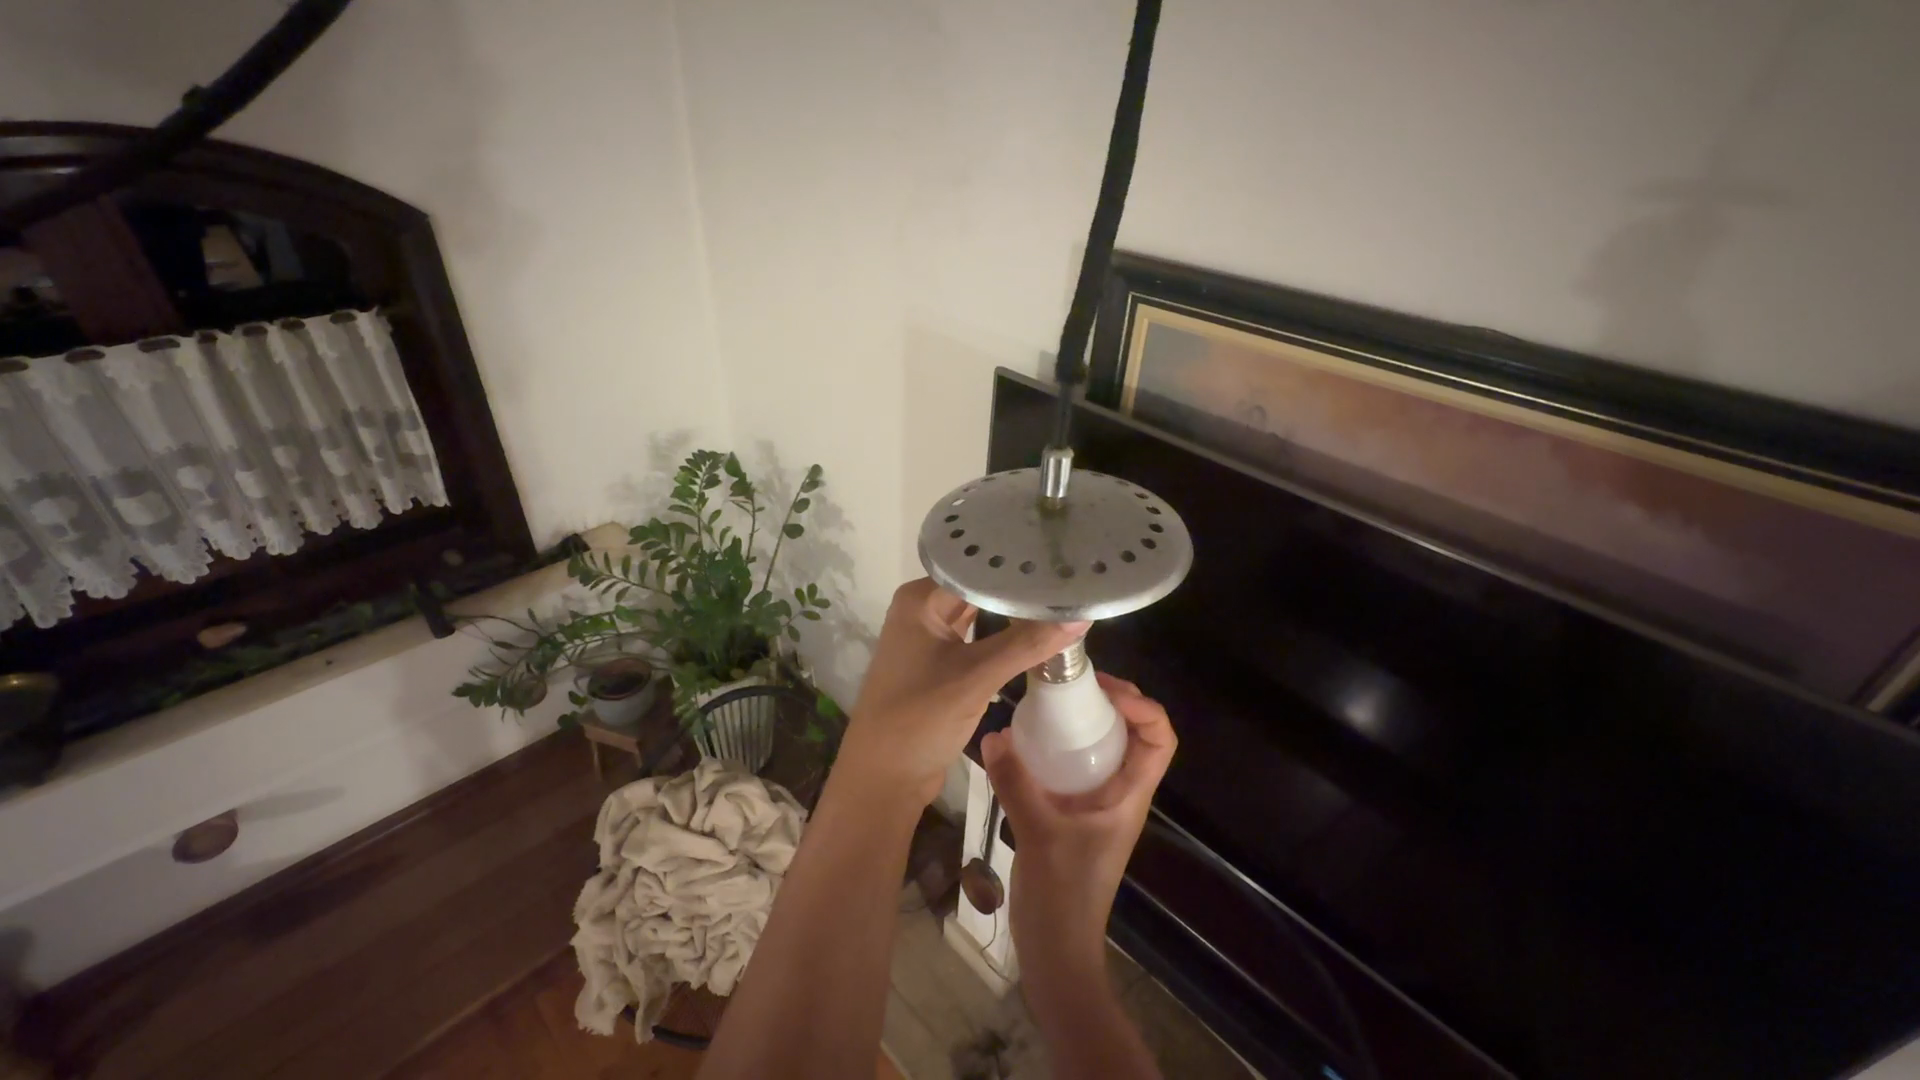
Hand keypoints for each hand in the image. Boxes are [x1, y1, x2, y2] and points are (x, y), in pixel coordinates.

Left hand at [837, 578, 1087, 806]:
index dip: (1018, 562)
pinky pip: (981, 640)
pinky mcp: (942, 665)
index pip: (977, 566)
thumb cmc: (918, 720)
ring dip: (1017, 614)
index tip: (1063, 556)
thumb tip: (1082, 615)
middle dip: (1022, 587)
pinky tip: (1042, 633)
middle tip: (1073, 576)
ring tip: (1067, 598)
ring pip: (983, 614)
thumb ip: (1027, 644)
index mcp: (920, 599)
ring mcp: (932, 639)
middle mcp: (923, 610)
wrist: (884, 779)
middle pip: (981, 588)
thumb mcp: (975, 678)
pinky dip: (1007, 638)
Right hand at [980, 673, 1176, 982]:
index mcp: (1129, 796)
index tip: (1104, 689)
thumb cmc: (1064, 895)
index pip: (1160, 740)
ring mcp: (1095, 805)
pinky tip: (1022, 742)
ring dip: (1082, 722)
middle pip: (1132, 736)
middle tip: (1071, 683)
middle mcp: (1118, 794)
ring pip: (1100, 750)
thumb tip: (994, 734)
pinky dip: (1055, 747)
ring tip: (1047, 701)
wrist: (1056, 950)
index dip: (1144, 707)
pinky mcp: (1069, 815)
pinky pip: (1071, 768)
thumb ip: (1016, 783)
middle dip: (1110, 703)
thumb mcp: (1039, 833)